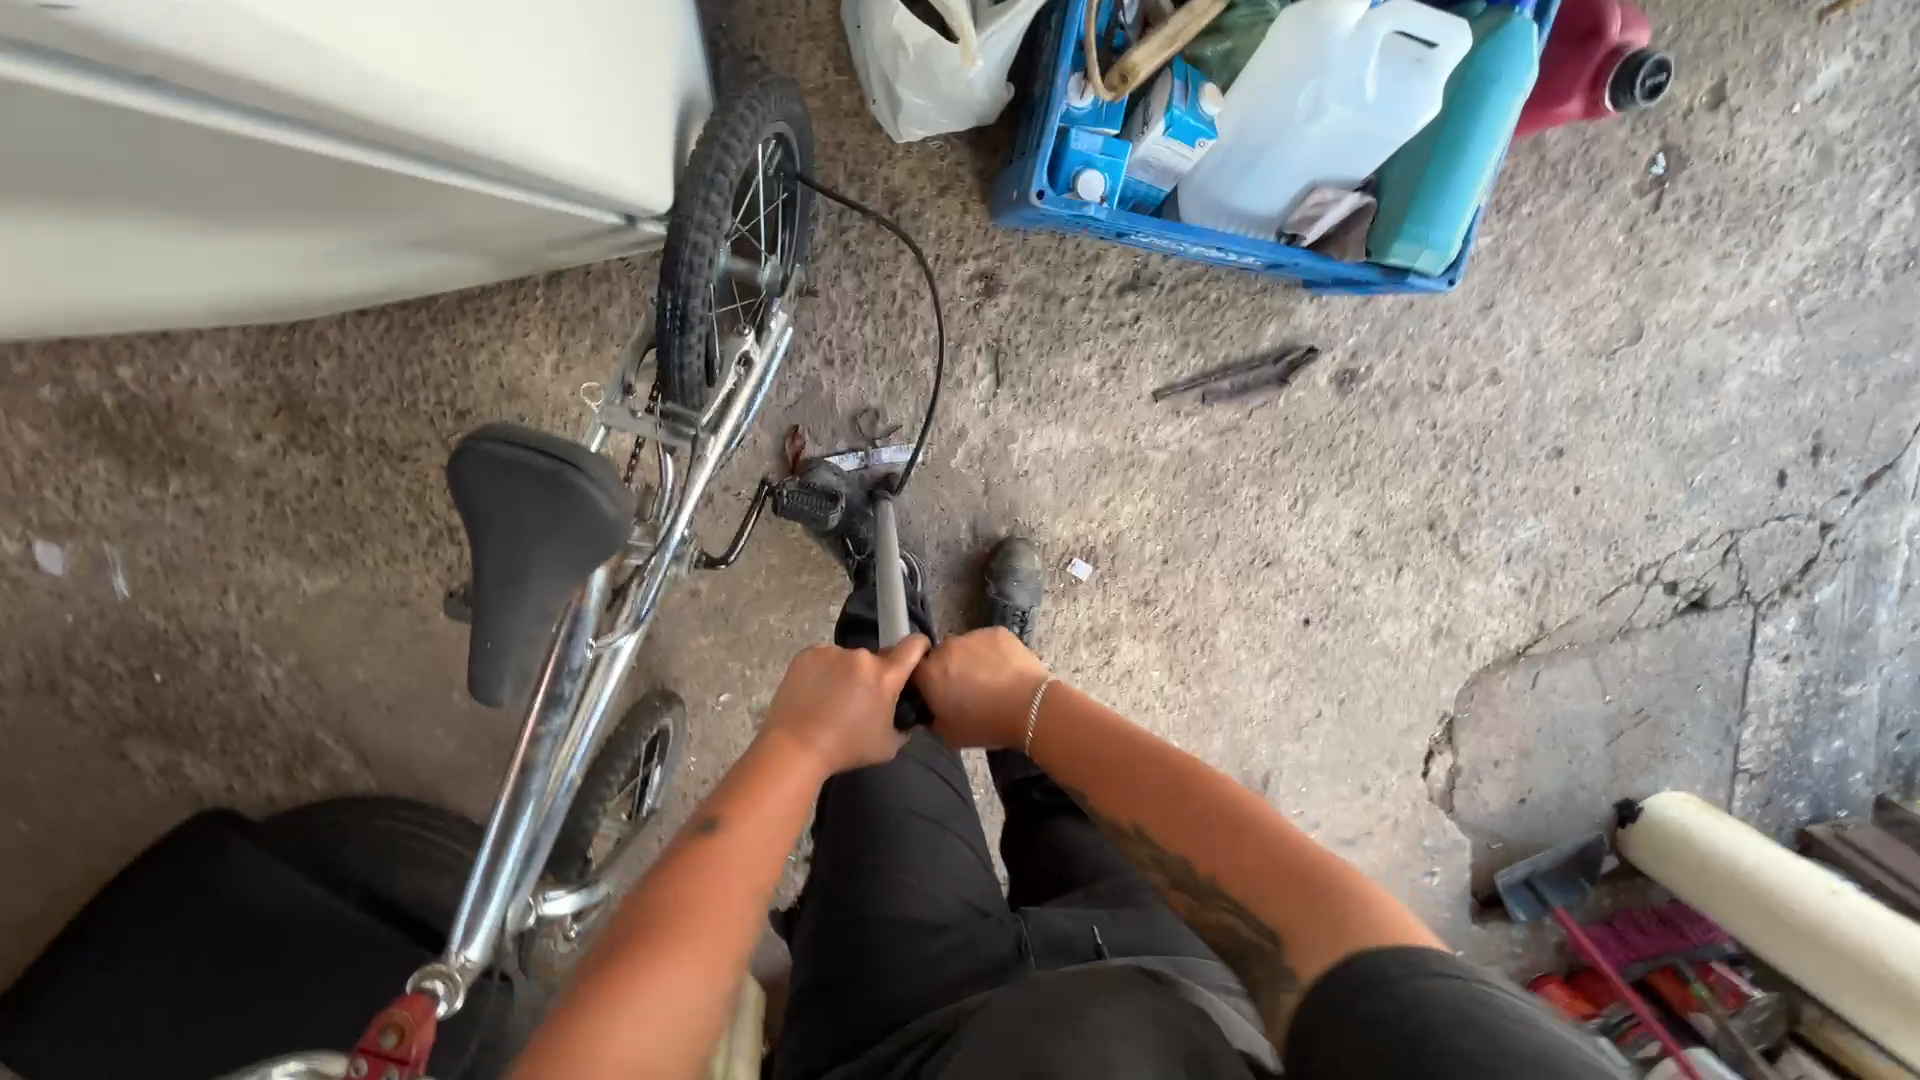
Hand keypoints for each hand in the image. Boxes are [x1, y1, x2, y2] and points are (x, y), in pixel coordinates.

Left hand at [759, 637, 931, 774]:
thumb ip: (905, 726)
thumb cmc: (846, 749)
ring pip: (848, 659)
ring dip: (846, 673)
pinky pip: (824, 658)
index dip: (918, 647)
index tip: (916, 653)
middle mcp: (862, 657)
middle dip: (873, 674)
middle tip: (859, 698)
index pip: (913, 645)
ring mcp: (832, 652)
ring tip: (831, 699)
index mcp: (886, 676)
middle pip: (876, 658)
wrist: (795, 748)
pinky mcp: (808, 654)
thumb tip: (909, 717)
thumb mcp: (888, 746)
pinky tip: (814, 693)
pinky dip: (823, 671)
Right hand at [913, 628, 1050, 749]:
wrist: (1030, 708)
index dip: (925, 682)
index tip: (936, 693)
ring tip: (989, 679)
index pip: (915, 671)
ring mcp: (973, 635)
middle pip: (941, 656)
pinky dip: (992, 652)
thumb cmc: (986, 724)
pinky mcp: (998, 631)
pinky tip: (1005, 669)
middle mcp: (946, 647)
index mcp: (929, 672)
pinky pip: (987, 641)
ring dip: (970, 659)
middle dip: (948, 669)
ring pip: (965, 646)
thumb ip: (931, 718)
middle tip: (965, 688)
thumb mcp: (948, 734)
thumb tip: (930, 710)